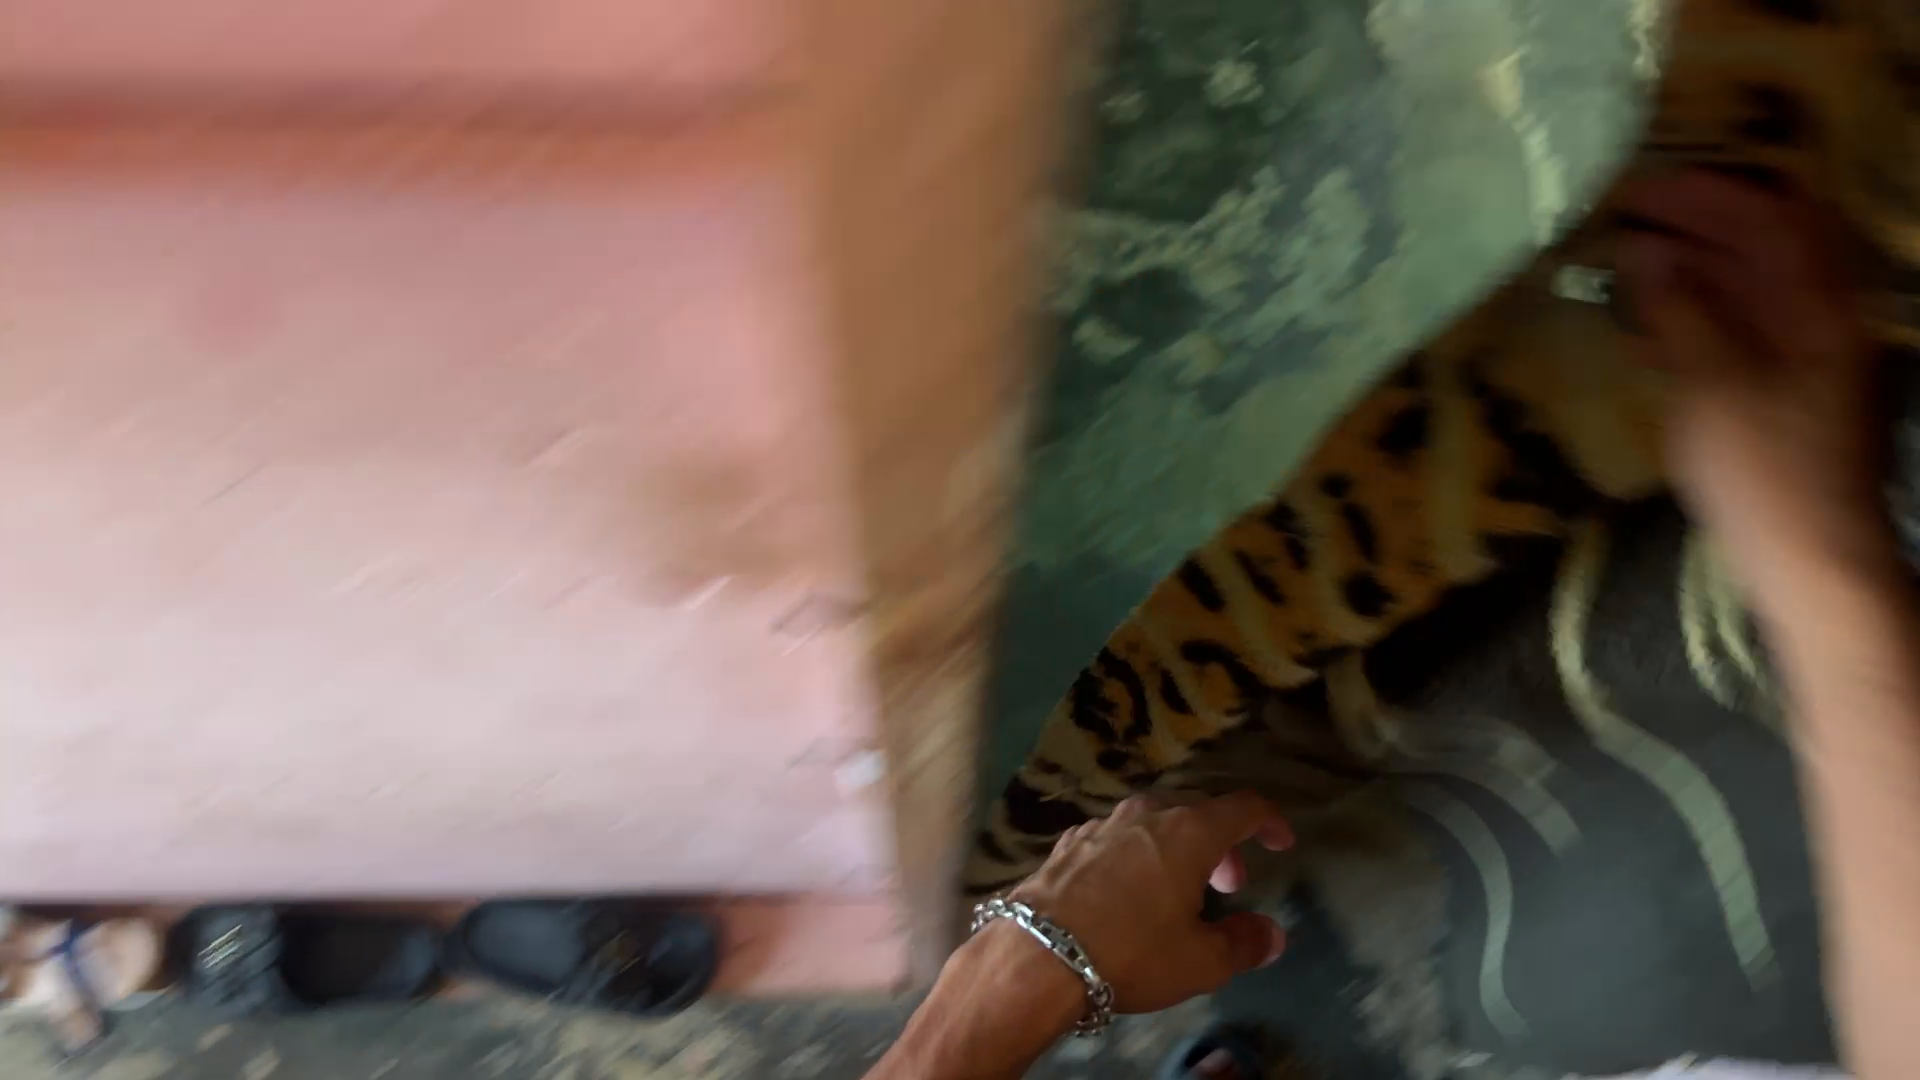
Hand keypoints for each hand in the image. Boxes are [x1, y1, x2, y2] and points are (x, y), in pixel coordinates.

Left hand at [1007, 791, 1292, 1013]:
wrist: (1039, 949)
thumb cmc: (1132, 950)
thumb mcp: (1201, 961)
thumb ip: (1243, 943)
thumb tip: (1271, 933)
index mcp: (1187, 831)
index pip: (1242, 807)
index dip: (1269, 821)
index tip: (1281, 843)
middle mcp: (1145, 813)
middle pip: (1195, 812)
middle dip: (1221, 844)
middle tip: (1228, 886)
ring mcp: (1103, 822)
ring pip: (1153, 821)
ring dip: (1176, 848)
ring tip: (1179, 891)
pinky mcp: (1071, 840)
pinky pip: (1118, 837)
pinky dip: (1137, 854)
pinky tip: (1128, 890)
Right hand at [1614, 171, 1895, 603]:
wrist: (1806, 543)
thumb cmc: (1759, 465)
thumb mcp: (1712, 383)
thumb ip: (1681, 313)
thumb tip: (1645, 253)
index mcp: (1816, 311)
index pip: (1770, 225)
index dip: (1708, 199)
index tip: (1638, 194)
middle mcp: (1818, 319)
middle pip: (1762, 250)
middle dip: (1696, 226)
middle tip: (1622, 219)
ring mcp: (1799, 354)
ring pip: (1744, 289)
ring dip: (1687, 268)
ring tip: (1623, 264)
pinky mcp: (1774, 386)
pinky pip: (1732, 329)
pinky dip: (1688, 315)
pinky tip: (1644, 328)